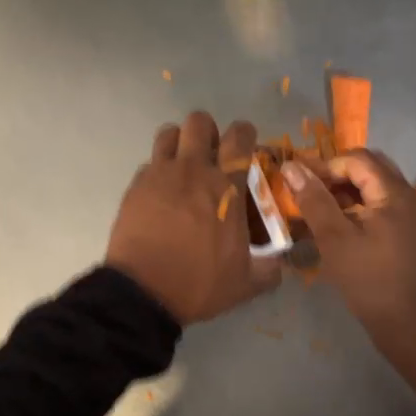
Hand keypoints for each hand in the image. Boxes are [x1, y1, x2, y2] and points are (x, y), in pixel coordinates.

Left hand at [106, 112, 281, 323]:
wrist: (143, 293)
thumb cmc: (199, 283)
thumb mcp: (246, 283)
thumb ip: (269, 268)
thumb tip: (280, 264)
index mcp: (226, 186)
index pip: (239, 136)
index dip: (245, 134)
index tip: (245, 147)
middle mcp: (193, 169)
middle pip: (199, 122)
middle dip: (208, 132)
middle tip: (211, 156)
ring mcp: (160, 175)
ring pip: (169, 133)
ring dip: (179, 143)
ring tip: (183, 166)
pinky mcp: (135, 186)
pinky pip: (149, 164)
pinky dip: (158, 171)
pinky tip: (161, 194)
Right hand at [282, 151, 415, 329]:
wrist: (404, 320)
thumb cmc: (367, 278)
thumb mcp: (334, 238)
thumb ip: (314, 200)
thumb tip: (291, 167)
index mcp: (394, 193)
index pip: (357, 160)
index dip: (326, 167)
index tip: (302, 186)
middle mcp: (408, 196)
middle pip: (369, 167)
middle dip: (337, 175)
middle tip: (312, 193)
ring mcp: (411, 213)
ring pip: (375, 185)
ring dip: (346, 190)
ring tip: (321, 210)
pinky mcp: (407, 230)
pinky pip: (381, 203)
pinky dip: (358, 205)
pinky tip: (339, 225)